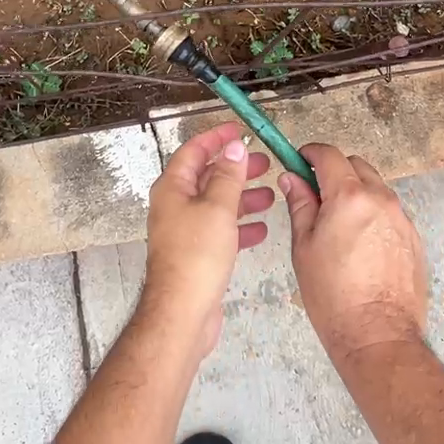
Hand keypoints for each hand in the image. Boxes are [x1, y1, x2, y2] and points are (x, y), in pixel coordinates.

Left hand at [140, 122, 275, 353]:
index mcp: (173, 187)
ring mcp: (185, 231)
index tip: (239, 130)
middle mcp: (175, 205)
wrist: (182, 313)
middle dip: (235, 169)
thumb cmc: (197, 255)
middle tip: (264, 163)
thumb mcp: (218, 207)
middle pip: (207, 177)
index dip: (216, 138)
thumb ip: (229, 175)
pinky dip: (240, 227)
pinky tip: (262, 230)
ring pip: (217, 204)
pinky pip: (220, 231)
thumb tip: (233, 147)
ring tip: (270, 194)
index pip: (193, 151)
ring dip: (242, 197)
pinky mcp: (196, 254)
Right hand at [282, 143, 428, 363]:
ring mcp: (401, 218)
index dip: (310, 154)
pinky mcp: (414, 239)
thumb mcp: (303, 247)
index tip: (299, 161)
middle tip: (316, 194)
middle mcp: (380, 199)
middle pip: (355, 165)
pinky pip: (390, 212)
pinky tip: (361, 244)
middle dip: (334, 171)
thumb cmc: (335, 296)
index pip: (329, 154)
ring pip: (375, 187)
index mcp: (349, 196)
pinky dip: (373, 214)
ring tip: (339, 224)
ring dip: (356, 192)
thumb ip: (299, 204)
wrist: (379, 337)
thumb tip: (291, 178)